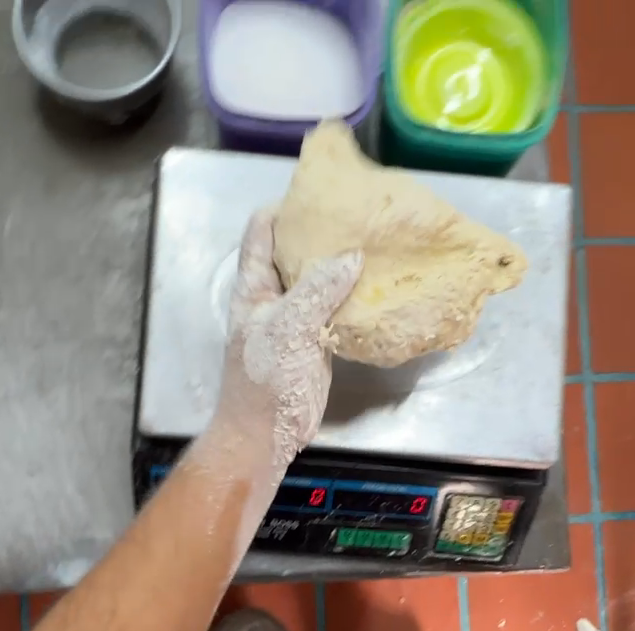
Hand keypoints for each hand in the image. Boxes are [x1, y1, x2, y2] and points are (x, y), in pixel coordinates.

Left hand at [204, 208, 361, 479]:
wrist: (266, 434)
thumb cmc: (265, 381)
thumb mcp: (288, 328)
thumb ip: (318, 290)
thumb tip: (352, 256)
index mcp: (255, 285)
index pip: (263, 230)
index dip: (288, 206)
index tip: (324, 192)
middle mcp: (274, 296)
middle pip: (296, 251)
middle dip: (325, 232)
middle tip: (363, 215)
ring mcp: (296, 319)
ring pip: (320, 280)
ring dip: (344, 265)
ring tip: (379, 243)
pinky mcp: (316, 341)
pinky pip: (336, 309)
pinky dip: (354, 296)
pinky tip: (380, 287)